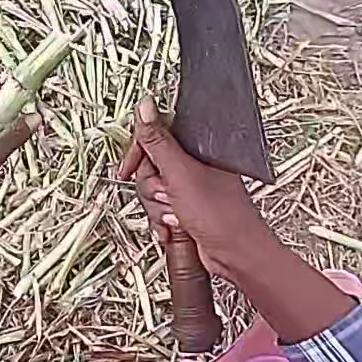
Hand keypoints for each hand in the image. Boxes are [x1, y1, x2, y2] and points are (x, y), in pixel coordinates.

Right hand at [119, 97, 283, 285]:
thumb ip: (158, 141)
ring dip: (157, 207)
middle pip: (148, 166)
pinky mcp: (184, 208)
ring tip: (176, 215)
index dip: (138, 153)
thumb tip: (145, 106)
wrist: (234, 255)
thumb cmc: (220, 215)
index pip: (155, 136)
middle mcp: (193, 164)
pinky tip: (173, 227)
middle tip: (167, 195)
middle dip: (151, 187)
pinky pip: (157, 209)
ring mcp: (188, 187)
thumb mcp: (181, 174)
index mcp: (197, 147)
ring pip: (150, 190)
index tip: (128, 169)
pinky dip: (160, 221)